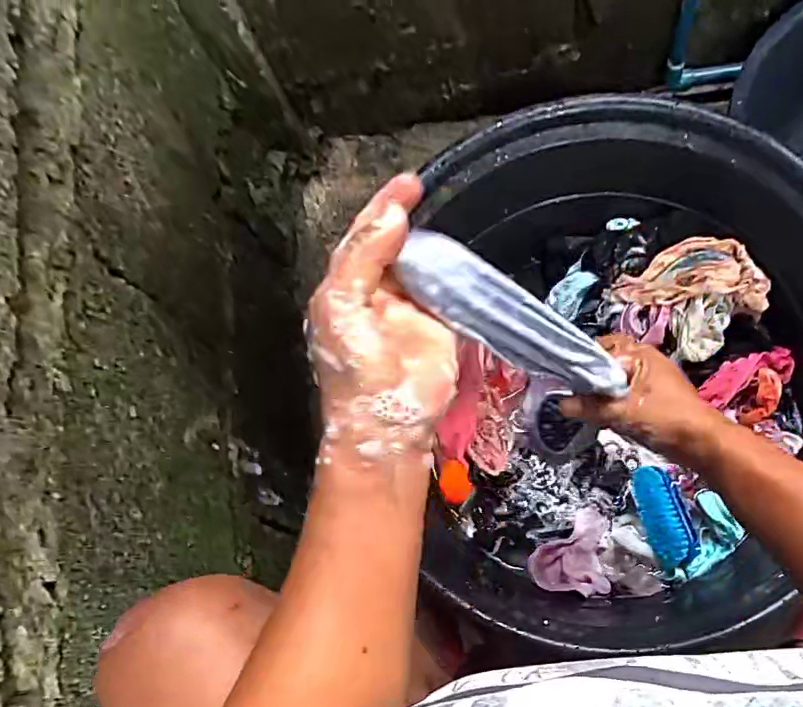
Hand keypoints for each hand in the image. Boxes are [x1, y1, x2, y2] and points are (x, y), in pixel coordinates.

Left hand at [307, 174, 458, 465]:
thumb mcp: (343, 308)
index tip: (407, 184)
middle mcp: (378, 294)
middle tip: (421, 190)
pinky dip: (454, 271)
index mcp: (347, 289)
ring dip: (431, 240)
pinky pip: (448, 290)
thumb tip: (392, 217)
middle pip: (394, 244)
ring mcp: (411, 310)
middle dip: (404, 216)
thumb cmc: (355, 377)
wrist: (388, 425)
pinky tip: (459, 252)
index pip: (364, 237)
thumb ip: (362, 258)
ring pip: (422, 264)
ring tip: (441, 213)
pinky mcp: (440, 328)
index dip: (383, 207)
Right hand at [561, 335, 735, 460]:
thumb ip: (590, 408)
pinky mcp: (651, 396)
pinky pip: (623, 391)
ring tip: (582, 404)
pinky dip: (610, 400)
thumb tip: (561, 404)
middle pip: (607, 361)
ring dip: (599, 390)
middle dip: (589, 376)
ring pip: (614, 377)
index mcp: (640, 355)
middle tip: (571, 392)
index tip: (561, 377)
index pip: (600, 348)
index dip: (580, 362)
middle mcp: (645, 360)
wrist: (702, 442)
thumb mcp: (623, 414)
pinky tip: (600, 414)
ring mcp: (650, 378)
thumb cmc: (666, 420)